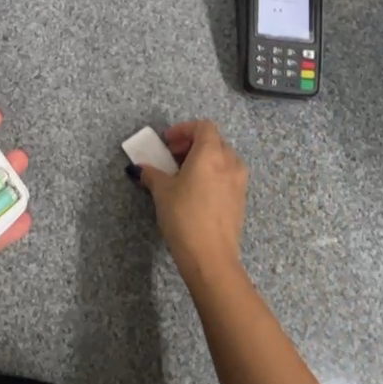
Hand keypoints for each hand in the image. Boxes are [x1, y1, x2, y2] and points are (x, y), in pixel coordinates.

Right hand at [133, 120, 248, 277]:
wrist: (210, 256)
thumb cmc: (184, 215)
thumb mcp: (161, 191)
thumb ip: (151, 174)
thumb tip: (141, 168)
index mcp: (211, 154)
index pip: (203, 127)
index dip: (184, 129)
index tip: (167, 142)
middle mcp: (230, 163)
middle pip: (215, 141)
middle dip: (192, 144)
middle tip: (172, 156)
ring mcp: (239, 183)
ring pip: (224, 159)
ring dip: (204, 159)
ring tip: (184, 174)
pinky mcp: (241, 201)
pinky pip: (227, 176)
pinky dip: (213, 175)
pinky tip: (196, 192)